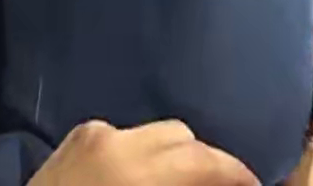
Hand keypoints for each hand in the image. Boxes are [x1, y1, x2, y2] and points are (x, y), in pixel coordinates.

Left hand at [30, 120, 257, 185]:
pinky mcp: (75, 134)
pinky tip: (143, 185)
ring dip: (176, 158)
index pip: (201, 160)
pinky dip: (144, 157)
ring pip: (153, 133)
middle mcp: (115, 139)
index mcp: (135, 173)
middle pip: (181, 136)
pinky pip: (125, 137)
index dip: (237, 174)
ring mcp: (92, 131)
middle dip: (209, 163)